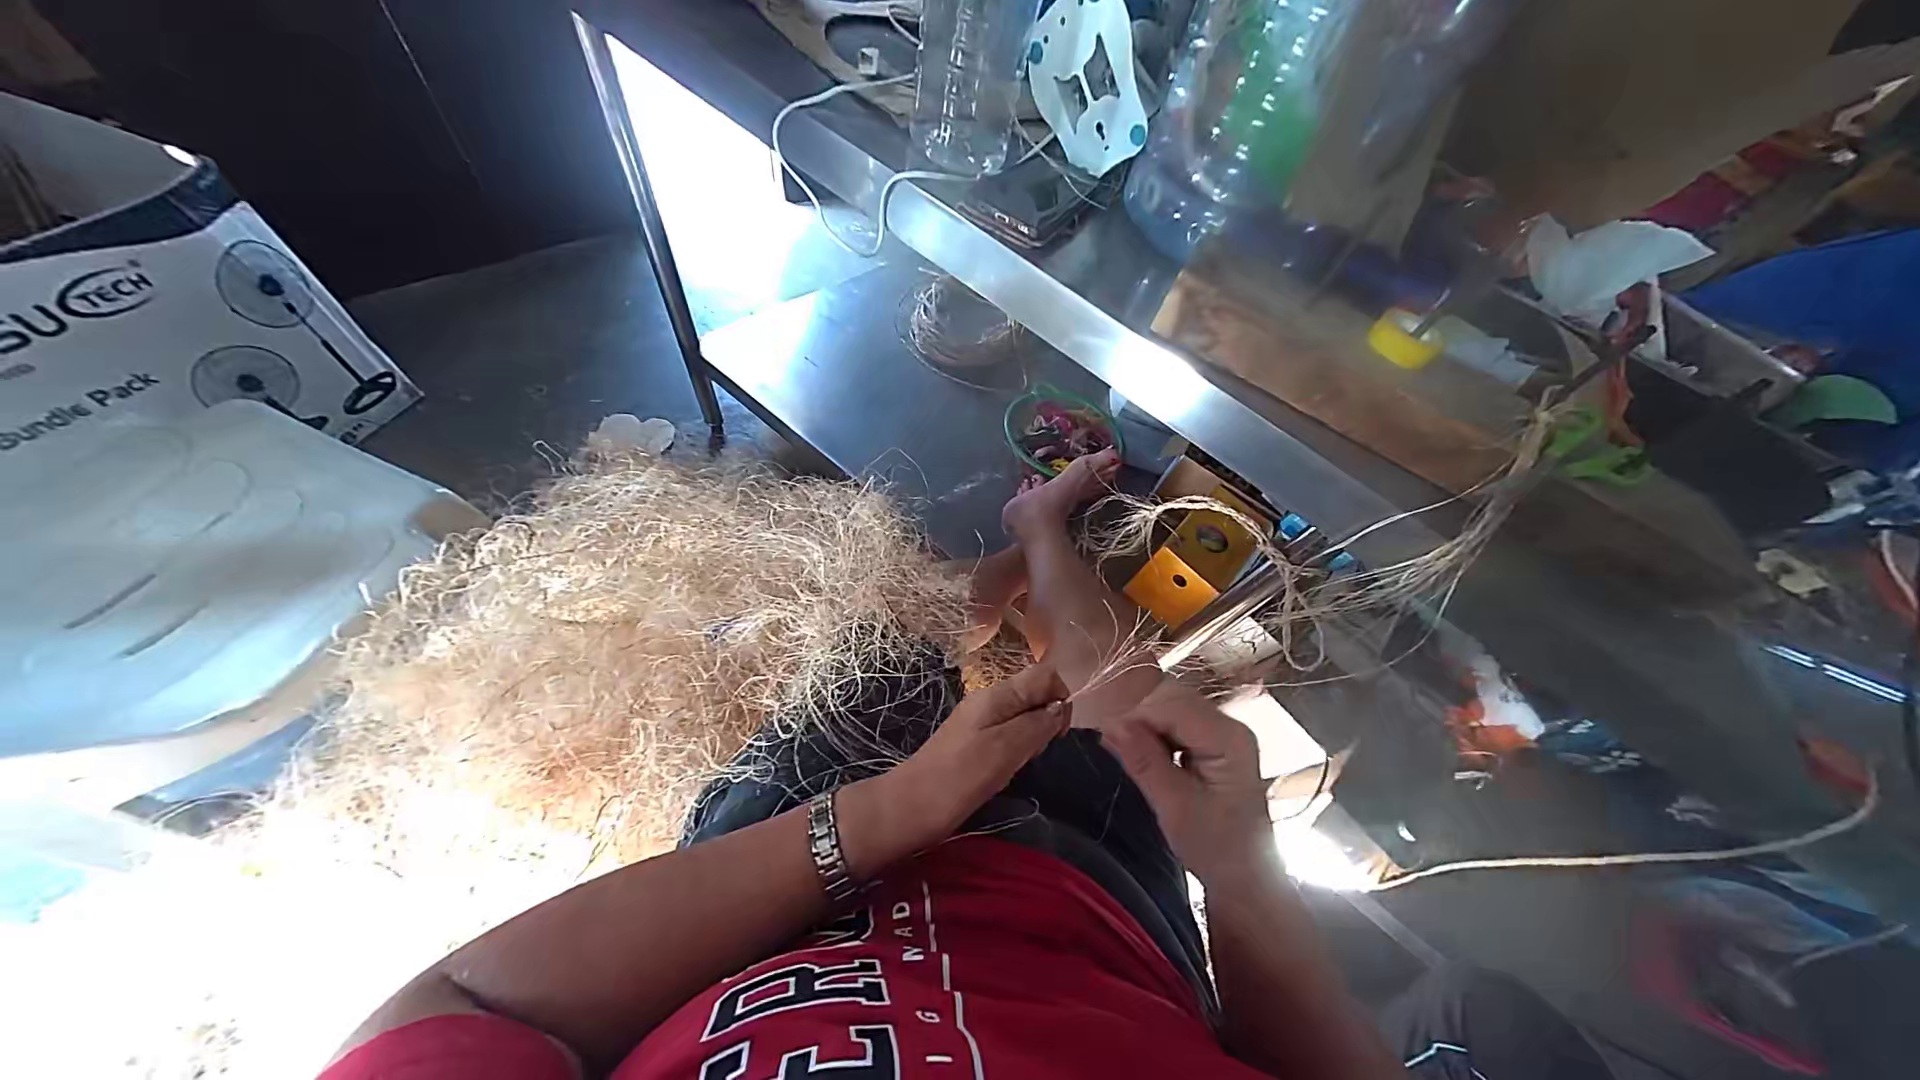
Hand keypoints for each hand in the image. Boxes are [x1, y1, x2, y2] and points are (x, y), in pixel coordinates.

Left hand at [887, 661, 1071, 837]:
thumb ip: (1037, 724)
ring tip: (1017, 764)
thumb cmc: (960, 777)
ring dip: (1032, 738)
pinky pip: (1008, 734)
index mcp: (997, 694)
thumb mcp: (1006, 749)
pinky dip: (1016, 750)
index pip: (1044, 675)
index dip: (1061, 698)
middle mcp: (989, 699)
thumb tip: (1060, 707)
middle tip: (1032, 753)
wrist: (910, 807)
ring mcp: (979, 719)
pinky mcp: (973, 740)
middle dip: (1047, 721)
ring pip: (1024, 716)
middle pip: (1035, 694)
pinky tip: (1004, 770)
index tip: (1056, 734)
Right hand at [1100, 690, 1276, 884]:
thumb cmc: (1214, 846)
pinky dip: (1156, 731)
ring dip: (1147, 723)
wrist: (1245, 875)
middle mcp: (1230, 725)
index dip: (1137, 716)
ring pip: (1172, 705)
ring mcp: (1223, 730)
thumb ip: (1144, 761)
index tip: (1109, 737)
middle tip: (1118, 745)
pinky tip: (1147, 753)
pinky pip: (1177, 719)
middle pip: (1174, 698)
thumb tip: (1111, 724)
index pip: (1173, 707)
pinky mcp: (1214, 739)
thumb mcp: (1173, 806)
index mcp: (1229, 739)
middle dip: (1141, 717)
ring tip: (1130, 750)